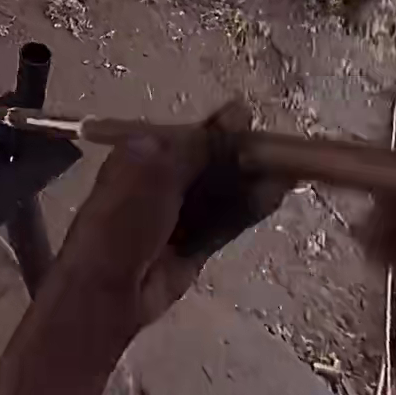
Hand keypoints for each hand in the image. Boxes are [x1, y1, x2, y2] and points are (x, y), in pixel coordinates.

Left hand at [51, 102, 286, 330]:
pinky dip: (245, 210)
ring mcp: (174, 215)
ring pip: (217, 193)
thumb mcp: (156, 170)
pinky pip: (222, 222)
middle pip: (203, 164)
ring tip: (287, 169)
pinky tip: (273, 195)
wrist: (108, 283)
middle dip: (237, 156)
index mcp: (137, 155)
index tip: (246, 120)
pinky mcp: (191, 246)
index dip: (214, 130)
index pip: (181, 137)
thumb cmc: (124, 216)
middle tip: (277, 148)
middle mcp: (155, 182)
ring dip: (248, 182)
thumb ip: (195, 147)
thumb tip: (234, 111)